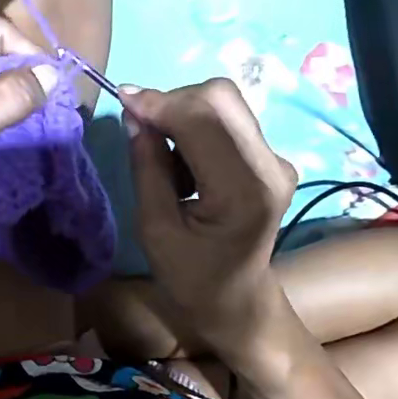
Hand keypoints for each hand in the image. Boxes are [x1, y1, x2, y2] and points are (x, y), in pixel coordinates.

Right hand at [122, 79, 300, 367]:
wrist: (236, 302)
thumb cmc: (191, 278)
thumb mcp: (154, 228)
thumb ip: (147, 167)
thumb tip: (134, 115)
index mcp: (244, 190)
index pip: (203, 119)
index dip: (159, 101)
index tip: (122, 100)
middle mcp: (270, 165)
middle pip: (220, 96)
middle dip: (172, 102)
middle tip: (140, 128)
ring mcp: (275, 159)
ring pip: (224, 103)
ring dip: (183, 116)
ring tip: (165, 160)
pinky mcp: (269, 158)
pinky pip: (228, 120)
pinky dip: (196, 127)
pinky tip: (185, 165)